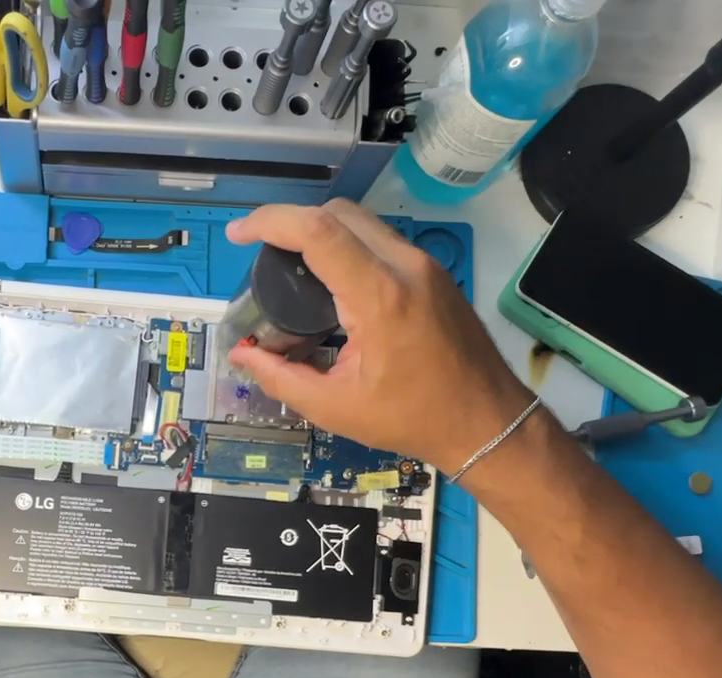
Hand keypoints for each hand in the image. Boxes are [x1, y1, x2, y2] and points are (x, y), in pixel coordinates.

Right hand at [225, 200, 535, 473]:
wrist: (484, 419)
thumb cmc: (408, 418)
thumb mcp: (333, 407)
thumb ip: (280, 377)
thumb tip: (241, 354)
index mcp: (380, 297)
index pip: (319, 232)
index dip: (271, 222)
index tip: (237, 235)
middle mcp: (405, 266)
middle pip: (338, 214)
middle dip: (291, 224)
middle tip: (262, 259)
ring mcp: (424, 265)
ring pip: (361, 223)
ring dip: (320, 234)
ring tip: (291, 273)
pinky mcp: (432, 273)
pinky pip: (379, 242)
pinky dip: (346, 249)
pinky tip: (330, 287)